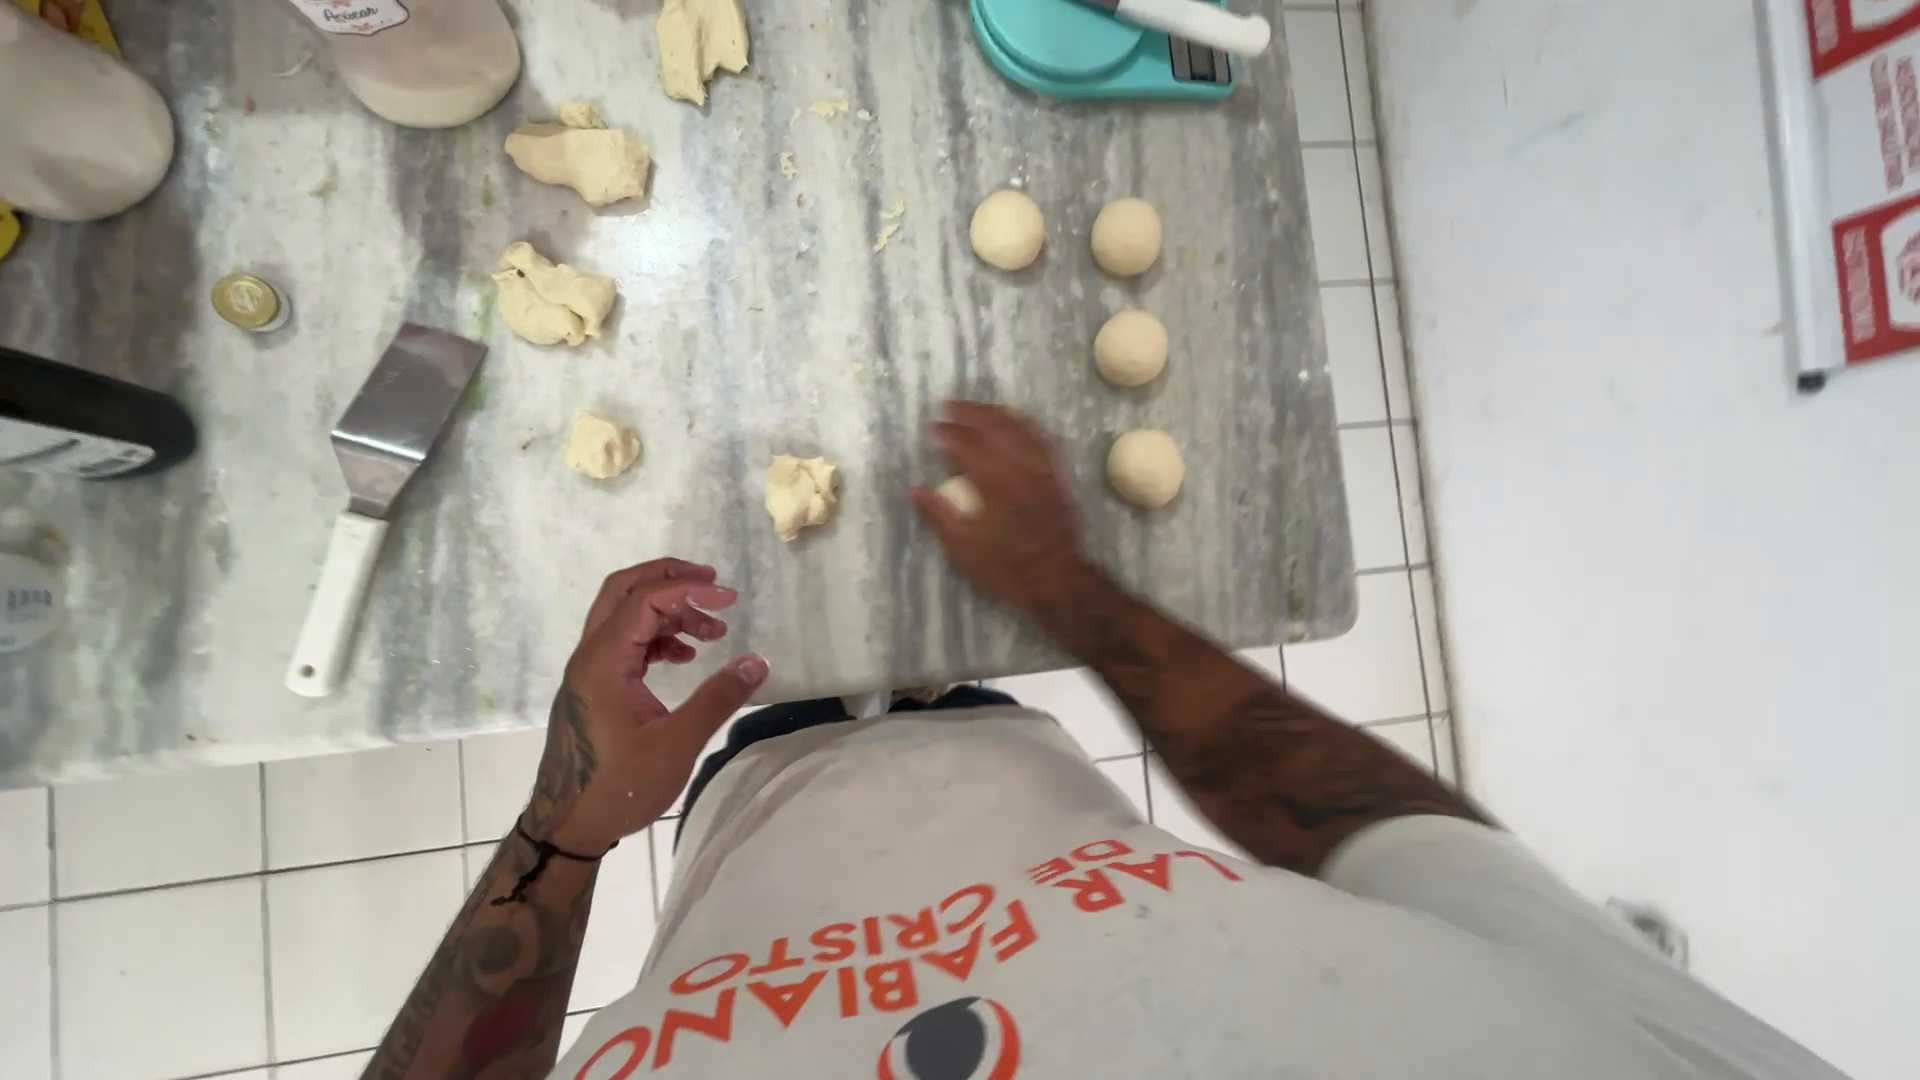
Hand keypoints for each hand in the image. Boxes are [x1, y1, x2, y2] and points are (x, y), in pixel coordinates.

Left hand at [525, 558, 768, 854]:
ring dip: (669, 610)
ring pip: (625, 615)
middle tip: (713, 583)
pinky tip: (687, 655)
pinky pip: (626, 641)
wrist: (568, 827)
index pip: (645, 601)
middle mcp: (590, 657)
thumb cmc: (619, 787)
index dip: (690, 590)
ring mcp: (589, 671)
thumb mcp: (677, 744)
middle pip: (623, 591)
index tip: (731, 599)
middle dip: (670, 578)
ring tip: (713, 630)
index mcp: (604, 663)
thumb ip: (717, 698)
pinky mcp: (595, 687)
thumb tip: (758, 662)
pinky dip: (658, 635)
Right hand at [910, 401, 1090, 609]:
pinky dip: (1025, 426)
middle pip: (996, 426)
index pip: (968, 445)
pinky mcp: (1058, 476)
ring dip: (997, 413)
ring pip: (1021, 428)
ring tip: (978, 409)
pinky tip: (1015, 424)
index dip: (949, 433)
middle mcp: (1021, 469)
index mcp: (995, 484)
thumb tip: (914, 490)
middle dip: (971, 412)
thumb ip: (939, 516)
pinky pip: (1042, 439)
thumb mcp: (965, 550)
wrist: (1057, 580)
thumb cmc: (1008, 569)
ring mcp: (1044, 470)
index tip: (933, 428)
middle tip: (950, 406)